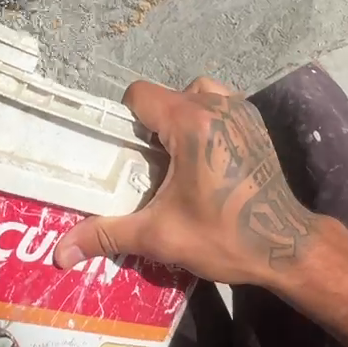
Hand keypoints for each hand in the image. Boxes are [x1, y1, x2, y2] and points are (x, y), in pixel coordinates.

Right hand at [54, 77, 322, 285]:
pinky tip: (203, 156)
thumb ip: (107, 235)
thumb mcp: (160, 236)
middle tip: (149, 164)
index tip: (125, 152)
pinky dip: (205, 118)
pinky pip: (219, 103)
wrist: (288, 246)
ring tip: (175, 156)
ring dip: (179, 116)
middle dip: (151, 124)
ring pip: (193, 93)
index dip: (124, 119)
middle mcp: (215, 105)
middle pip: (164, 95)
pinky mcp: (255, 122)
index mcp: (189, 121)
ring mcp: (240, 110)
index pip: (139, 95)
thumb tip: (60, 253)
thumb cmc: (225, 236)